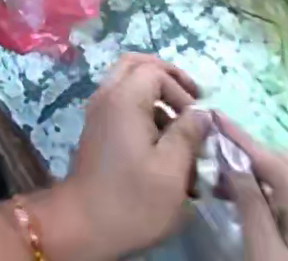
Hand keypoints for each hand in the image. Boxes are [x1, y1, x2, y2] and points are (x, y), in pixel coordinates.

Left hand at [36, 55, 212, 260]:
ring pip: (129, 83)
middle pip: (136, 65)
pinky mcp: (99, 127)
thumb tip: (201, 112)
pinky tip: (164, 146)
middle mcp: (107, 95)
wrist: (86, 222)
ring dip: (157, 97)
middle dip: (167, 77)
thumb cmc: (133, 199)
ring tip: (182, 130)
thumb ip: (188, 135)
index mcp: (123, 98)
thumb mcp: (171, 171)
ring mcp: (99, 110)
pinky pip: (123, 103)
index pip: (155, 71)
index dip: (181, 88)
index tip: (198, 120)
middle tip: (192, 99)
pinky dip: (145, 112)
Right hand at [215, 114, 287, 260]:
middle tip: (225, 154)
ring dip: (271, 174)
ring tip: (237, 178)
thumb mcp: (264, 257)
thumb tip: (234, 162)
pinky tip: (257, 203)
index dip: (245, 140)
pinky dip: (279, 194)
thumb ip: (251, 205)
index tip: (214, 116)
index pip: (278, 167)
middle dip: (261, 156)